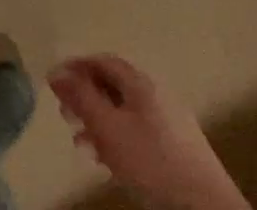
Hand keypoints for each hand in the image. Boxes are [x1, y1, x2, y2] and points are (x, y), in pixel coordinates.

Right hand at [49, 55, 248, 209]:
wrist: (204, 206)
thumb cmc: (149, 159)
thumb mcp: (106, 126)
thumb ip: (79, 96)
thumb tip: (55, 72)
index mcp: (142, 84)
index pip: (103, 61)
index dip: (75, 66)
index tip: (53, 83)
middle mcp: (157, 96)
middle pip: (112, 86)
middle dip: (84, 98)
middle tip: (65, 115)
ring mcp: (170, 122)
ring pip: (123, 112)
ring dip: (97, 122)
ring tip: (82, 143)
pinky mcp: (176, 147)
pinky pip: (137, 131)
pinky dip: (116, 137)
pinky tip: (106, 158)